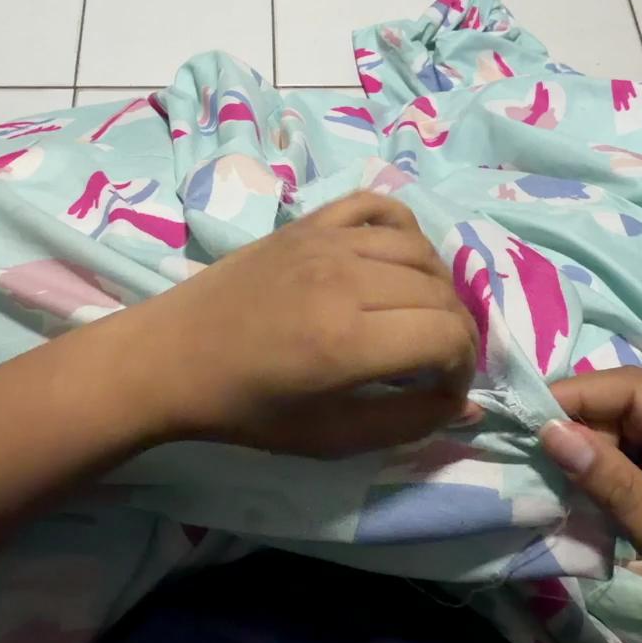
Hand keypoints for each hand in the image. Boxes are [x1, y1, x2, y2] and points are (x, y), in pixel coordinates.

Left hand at [121, 192, 478, 456]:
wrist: (174, 355)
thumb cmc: (246, 407)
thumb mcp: (328, 437)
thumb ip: (406, 422)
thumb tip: (468, 404)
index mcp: (347, 339)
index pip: (448, 335)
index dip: (462, 368)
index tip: (442, 390)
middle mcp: (344, 278)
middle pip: (441, 292)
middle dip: (455, 332)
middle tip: (434, 361)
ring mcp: (325, 240)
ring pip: (419, 248)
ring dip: (436, 286)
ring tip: (418, 316)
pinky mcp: (308, 222)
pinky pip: (376, 205)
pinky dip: (402, 228)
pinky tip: (396, 259)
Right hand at [539, 369, 641, 642]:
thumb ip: (622, 495)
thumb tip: (551, 431)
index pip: (637, 391)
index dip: (577, 395)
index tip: (525, 422)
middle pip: (629, 409)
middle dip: (578, 427)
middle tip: (530, 462)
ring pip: (629, 438)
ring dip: (588, 457)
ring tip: (547, 484)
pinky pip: (640, 469)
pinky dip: (606, 483)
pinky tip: (582, 505)